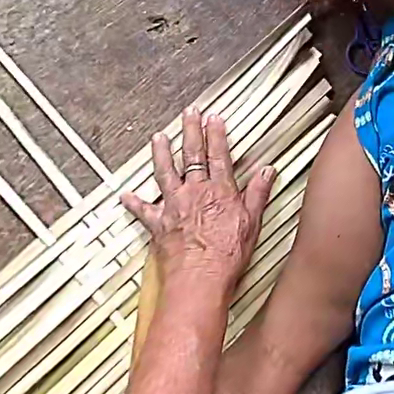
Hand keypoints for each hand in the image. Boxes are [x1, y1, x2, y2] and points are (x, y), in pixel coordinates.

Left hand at [121, 109, 275, 284]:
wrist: (199, 279)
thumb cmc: (228, 254)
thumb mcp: (253, 221)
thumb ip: (258, 193)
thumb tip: (267, 170)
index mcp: (220, 191)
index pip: (218, 155)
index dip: (216, 135)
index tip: (214, 118)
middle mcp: (195, 193)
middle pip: (192, 156)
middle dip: (191, 132)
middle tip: (189, 114)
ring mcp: (174, 207)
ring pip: (165, 173)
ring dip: (161, 153)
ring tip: (158, 137)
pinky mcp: (159, 225)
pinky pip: (144, 210)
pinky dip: (135, 202)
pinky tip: (126, 194)